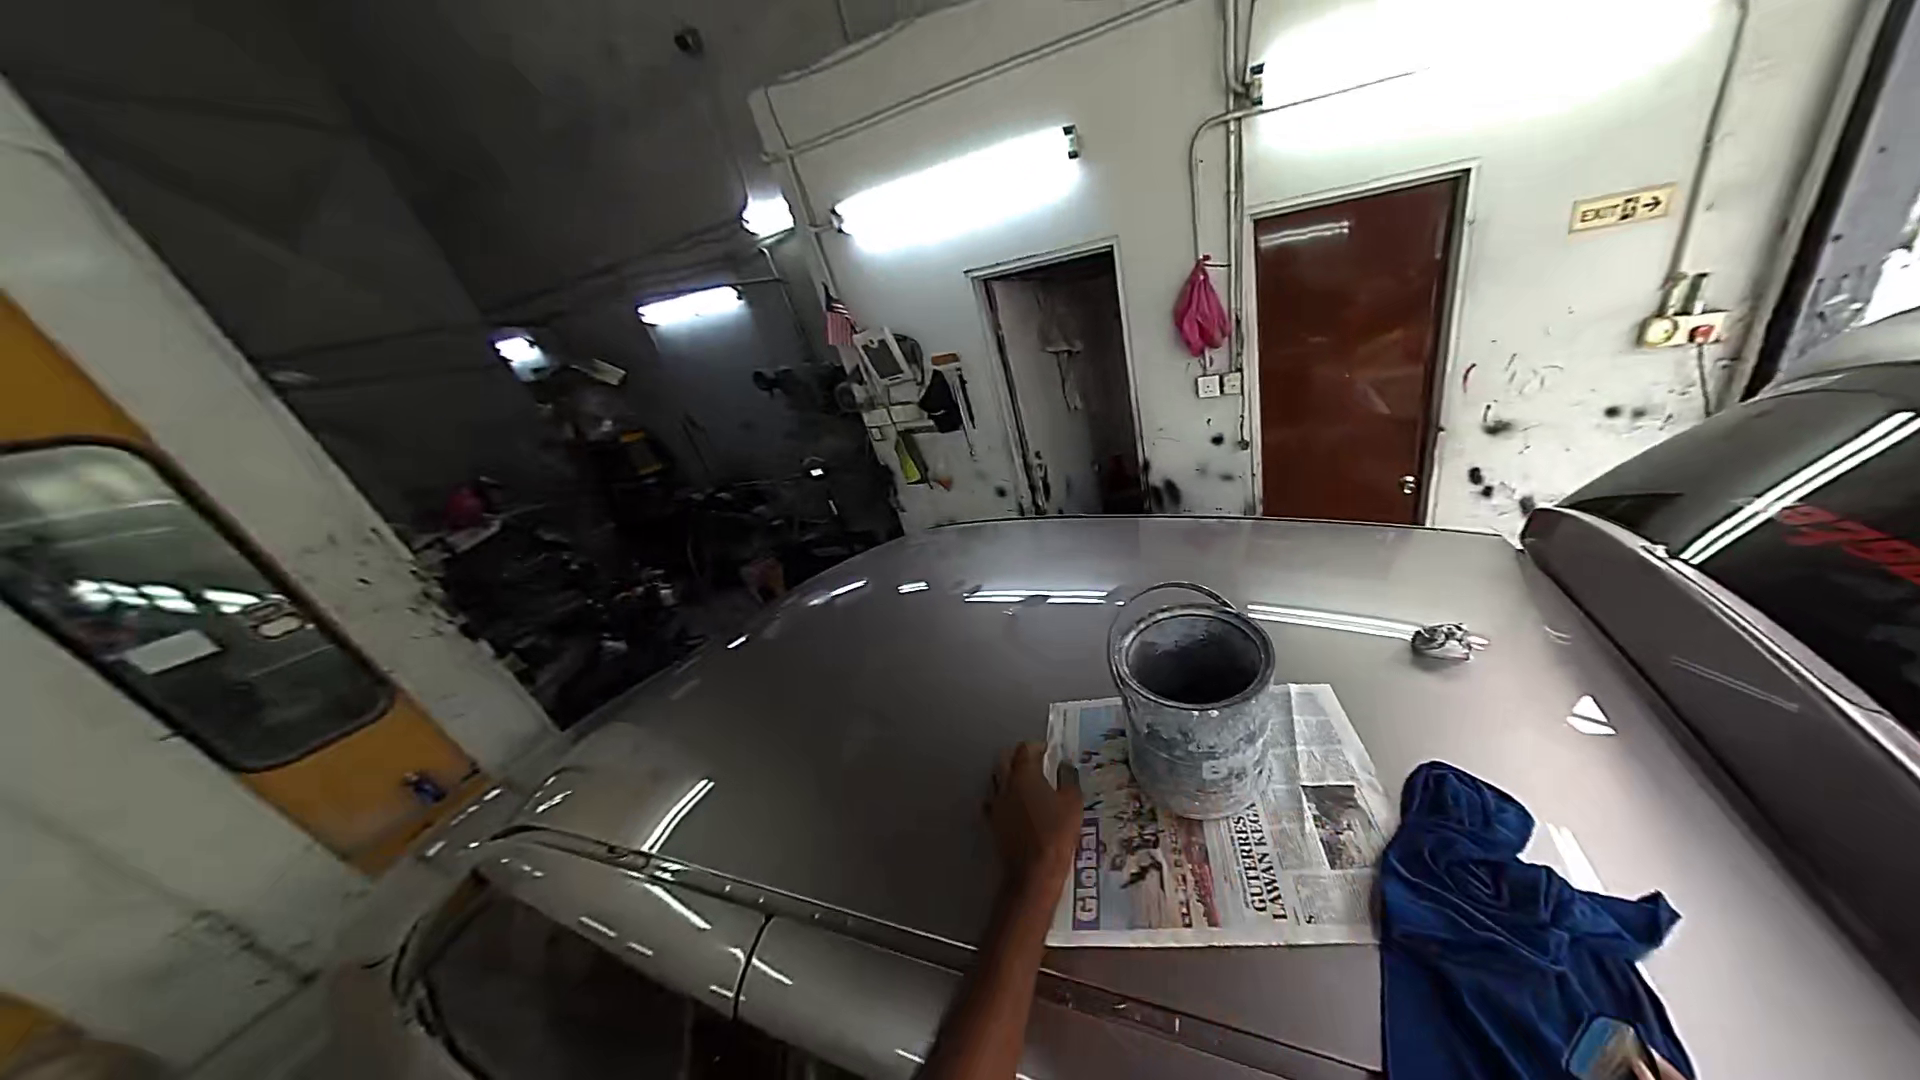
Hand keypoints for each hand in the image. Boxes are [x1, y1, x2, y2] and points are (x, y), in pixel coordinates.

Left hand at [988, 742, 1081, 891]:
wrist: (1034, 870)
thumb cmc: (1057, 833)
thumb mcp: (1073, 802)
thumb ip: (1068, 779)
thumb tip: (1064, 765)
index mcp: (1025, 774)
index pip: (1025, 749)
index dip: (1036, 746)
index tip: (1047, 750)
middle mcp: (1006, 783)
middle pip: (1005, 759)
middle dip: (1018, 756)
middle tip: (1032, 760)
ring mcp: (996, 802)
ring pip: (996, 778)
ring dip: (1007, 774)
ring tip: (1022, 780)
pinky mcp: (992, 820)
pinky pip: (992, 800)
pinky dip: (1001, 796)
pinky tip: (1011, 802)